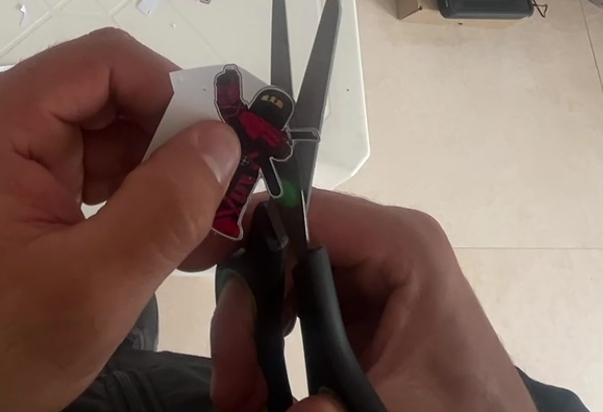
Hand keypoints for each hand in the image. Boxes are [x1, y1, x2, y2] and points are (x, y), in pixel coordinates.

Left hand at [0, 28, 241, 411]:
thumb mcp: (88, 290)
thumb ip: (163, 210)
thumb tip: (222, 139)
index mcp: (0, 120)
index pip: (104, 62)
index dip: (169, 89)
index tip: (218, 144)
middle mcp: (1, 118)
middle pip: (108, 92)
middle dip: (171, 137)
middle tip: (223, 192)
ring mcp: (8, 152)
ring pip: (108, 130)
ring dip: (161, 171)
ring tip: (206, 226)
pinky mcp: (19, 186)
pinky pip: (93, 166)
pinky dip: (136, 195)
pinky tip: (170, 238)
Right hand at [205, 191, 535, 411]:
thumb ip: (343, 411)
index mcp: (400, 242)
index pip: (304, 210)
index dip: (250, 235)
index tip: (201, 279)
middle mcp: (378, 241)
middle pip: (283, 247)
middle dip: (247, 310)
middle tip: (229, 380)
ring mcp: (365, 269)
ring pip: (279, 278)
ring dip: (250, 333)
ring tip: (238, 395)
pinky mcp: (355, 301)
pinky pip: (292, 305)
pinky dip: (267, 343)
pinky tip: (256, 389)